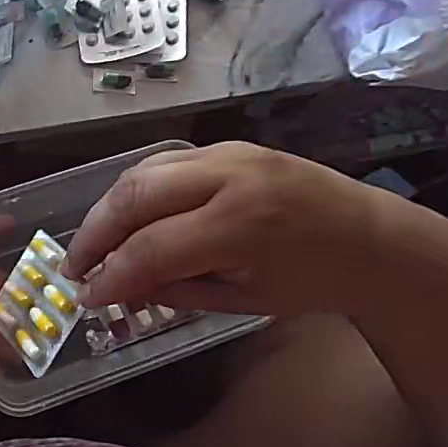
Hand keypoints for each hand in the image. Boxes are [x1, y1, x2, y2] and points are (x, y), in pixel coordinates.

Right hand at [63, 142, 427, 317]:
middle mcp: (230, 177)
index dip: (112, 276)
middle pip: (135, 197)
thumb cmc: (312, 282)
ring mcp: (227, 153)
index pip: (152, 249)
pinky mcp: (225, 146)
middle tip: (75, 267)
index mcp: (242, 225)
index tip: (87, 298)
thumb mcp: (242, 300)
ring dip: (106, 210)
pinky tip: (122, 216)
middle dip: (94, 234)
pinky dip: (131, 191)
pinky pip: (160, 163)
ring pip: (140, 172)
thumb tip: (117, 287)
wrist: (372, 238)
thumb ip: (174, 290)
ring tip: (92, 243)